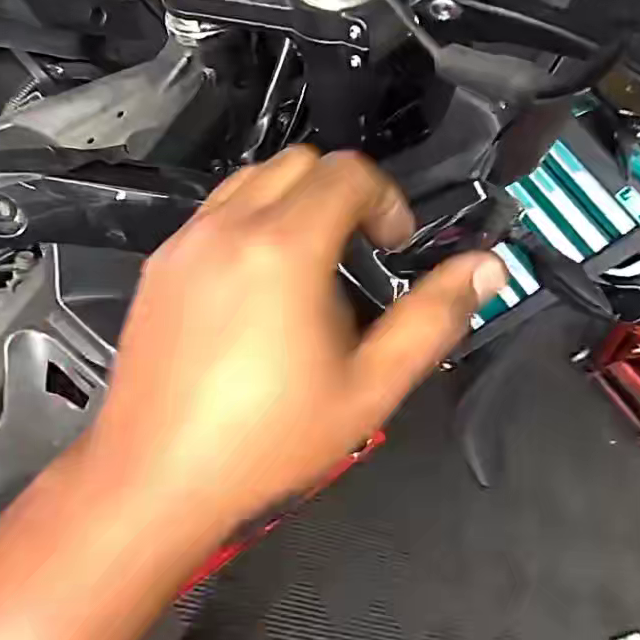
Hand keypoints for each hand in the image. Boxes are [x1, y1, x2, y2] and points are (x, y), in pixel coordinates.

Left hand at [83, 147, 507, 532]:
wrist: (155, 476)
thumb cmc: (266, 440)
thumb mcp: (369, 387)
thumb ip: (432, 318)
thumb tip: (483, 269)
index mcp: (283, 247)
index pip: (347, 172)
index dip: (386, 199)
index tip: (393, 246)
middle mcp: (227, 228)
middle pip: (300, 162)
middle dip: (342, 192)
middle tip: (359, 251)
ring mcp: (186, 243)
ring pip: (253, 179)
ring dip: (294, 201)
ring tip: (310, 265)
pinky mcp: (159, 266)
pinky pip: (214, 213)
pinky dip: (249, 221)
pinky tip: (257, 284)